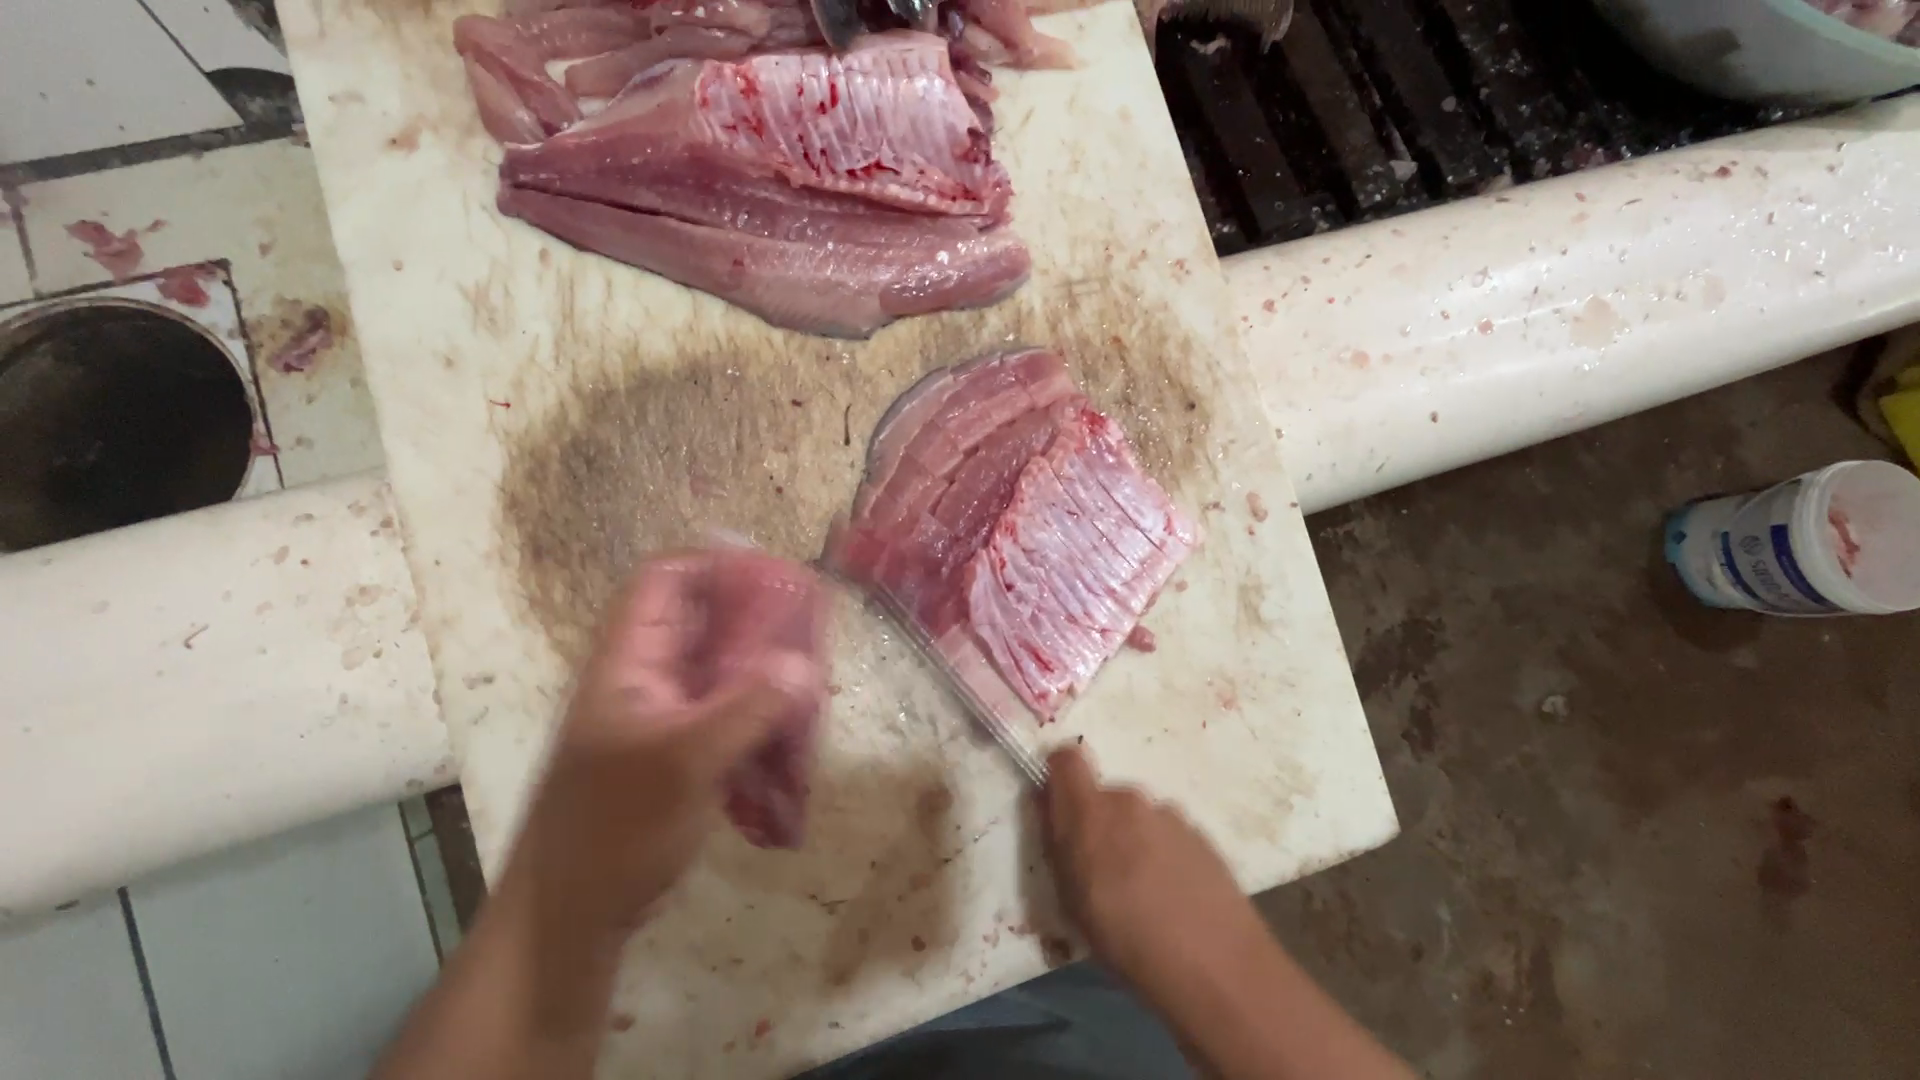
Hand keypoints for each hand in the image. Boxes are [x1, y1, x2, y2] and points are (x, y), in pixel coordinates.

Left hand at [508, 552, 824, 934]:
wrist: (572, 918)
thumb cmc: (614, 830)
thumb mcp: (684, 763)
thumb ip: (748, 708)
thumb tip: (805, 665)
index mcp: (628, 662)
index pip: (663, 580)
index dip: (714, 565)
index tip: (775, 576)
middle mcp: (648, 680)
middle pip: (705, 623)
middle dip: (759, 624)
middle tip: (812, 632)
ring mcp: (667, 719)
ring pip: (726, 672)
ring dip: (768, 676)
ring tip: (814, 688)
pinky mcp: (685, 755)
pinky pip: (734, 716)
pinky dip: (765, 719)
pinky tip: (796, 739)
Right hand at [1042, 745, 1273, 1006]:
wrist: (1214, 964)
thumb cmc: (1124, 937)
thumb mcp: (1069, 900)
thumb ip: (1056, 843)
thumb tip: (1047, 805)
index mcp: (1090, 810)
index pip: (1066, 759)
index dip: (1058, 776)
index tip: (1059, 808)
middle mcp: (1131, 800)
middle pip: (1105, 797)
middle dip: (1099, 825)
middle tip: (1103, 874)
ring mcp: (1171, 816)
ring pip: (1139, 818)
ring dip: (1134, 842)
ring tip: (1144, 894)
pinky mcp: (1203, 836)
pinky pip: (1168, 836)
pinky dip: (1164, 856)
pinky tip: (1174, 898)